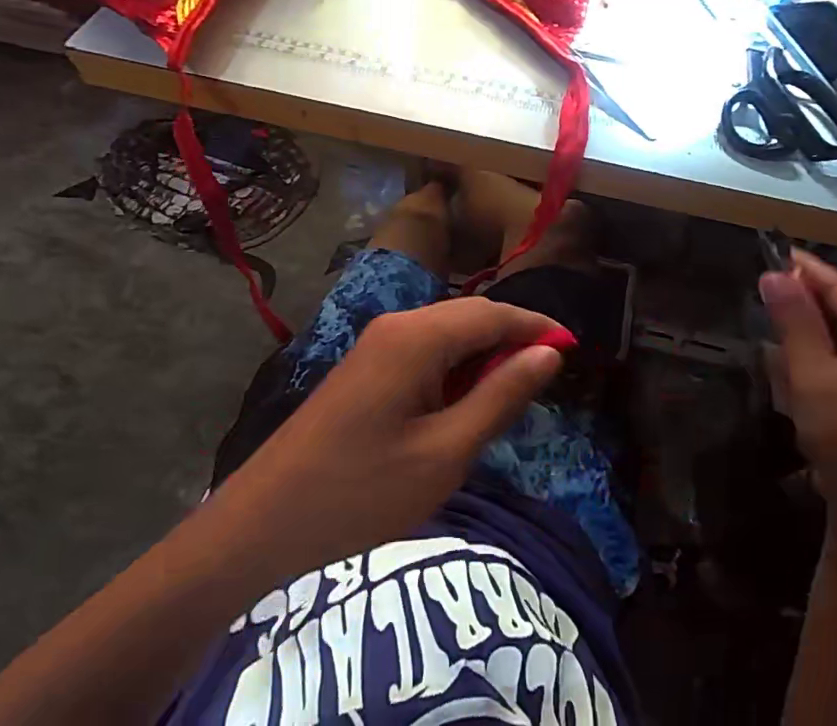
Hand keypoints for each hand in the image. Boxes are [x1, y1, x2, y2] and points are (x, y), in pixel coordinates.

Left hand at [202, 298, 563, 576]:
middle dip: (512, 341)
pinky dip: (453, 373)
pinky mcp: (364, 370)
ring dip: (482, 360)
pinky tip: (463, 407)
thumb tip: (548, 354)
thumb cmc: (361, 493)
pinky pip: (423, 355)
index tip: (574, 350)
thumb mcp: (446, 452)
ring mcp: (375, 345)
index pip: (493, 313)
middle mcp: (396, 326)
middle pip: (470, 318)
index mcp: (417, 336)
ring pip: (447, 337)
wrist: (262, 523)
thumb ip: (501, 396)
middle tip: (547, 381)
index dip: (537, 327)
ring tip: (510, 400)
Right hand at [759, 250, 836, 500]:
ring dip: (825, 316)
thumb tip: (774, 273)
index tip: (778, 255)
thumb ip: (794, 322)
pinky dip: (834, 342)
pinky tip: (809, 357)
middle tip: (779, 283)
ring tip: (787, 316)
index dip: (811, 268)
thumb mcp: (810, 375)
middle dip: (819, 289)